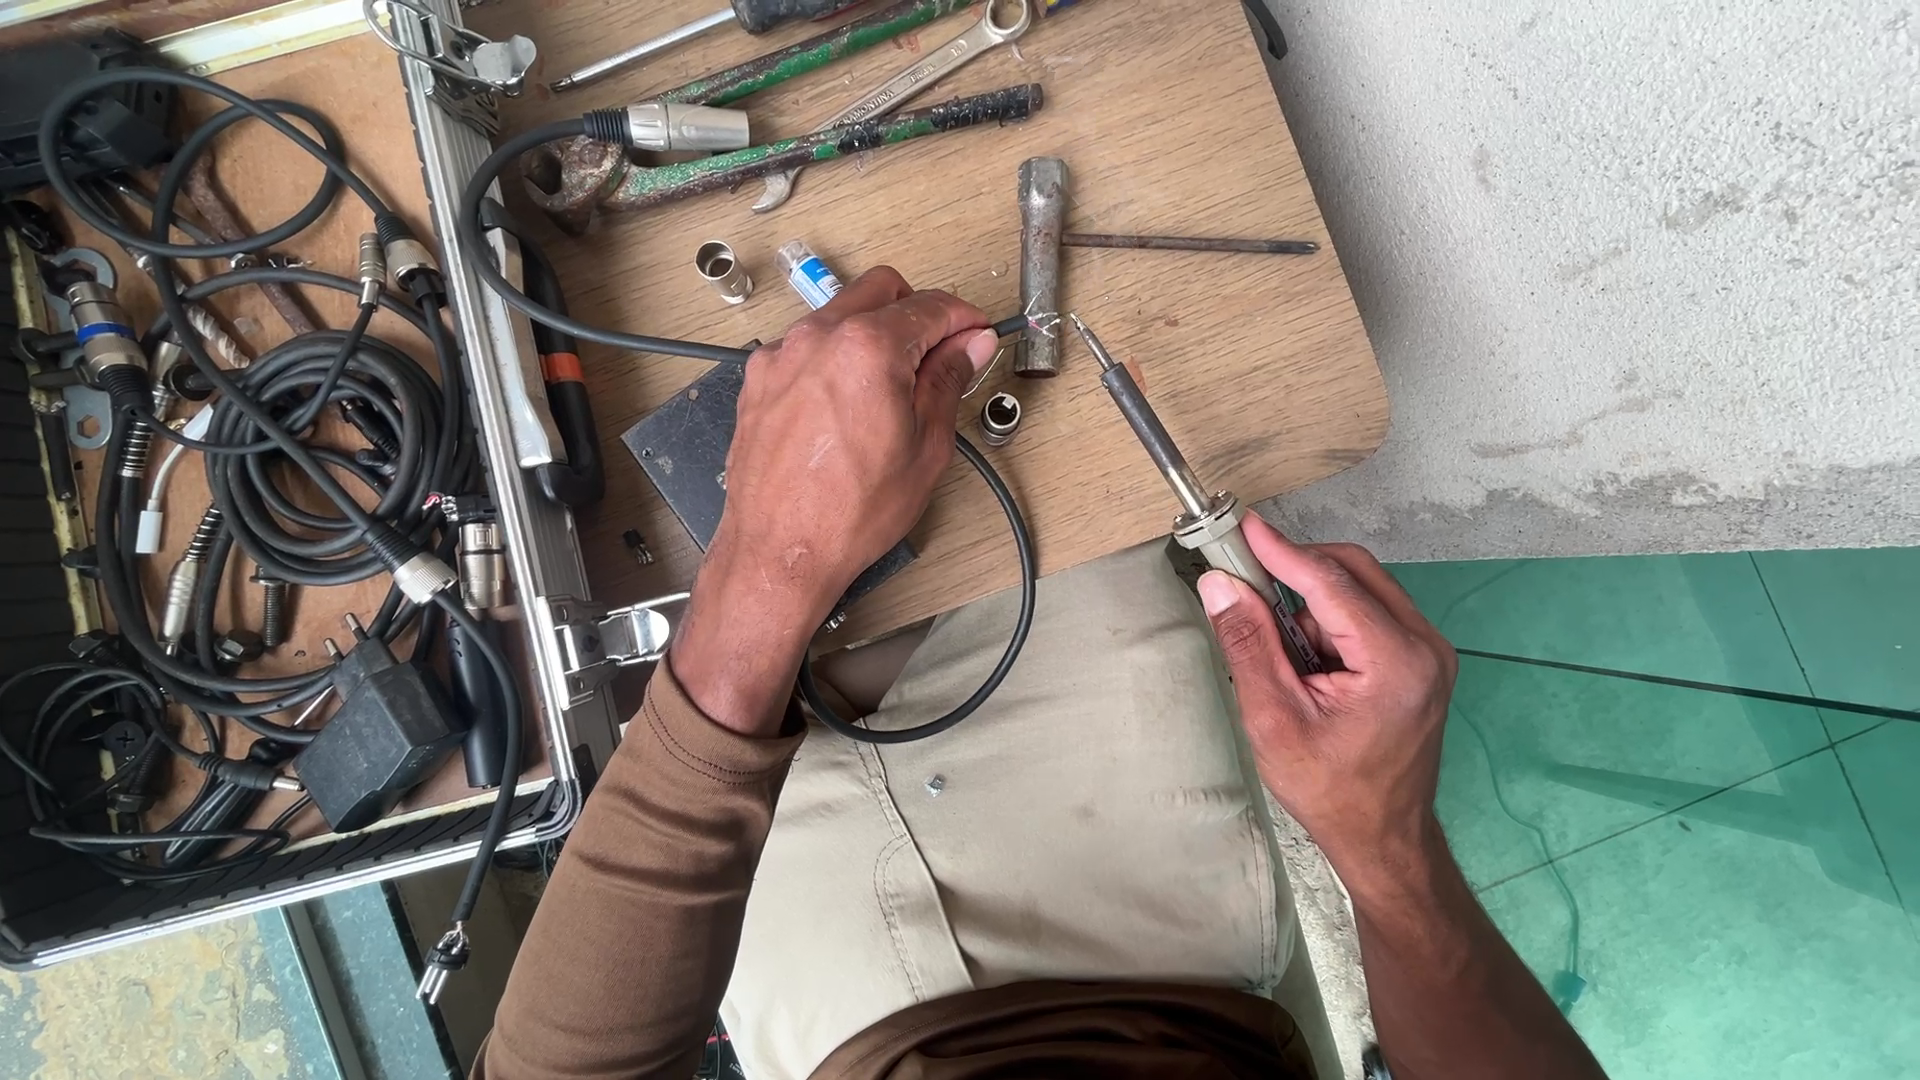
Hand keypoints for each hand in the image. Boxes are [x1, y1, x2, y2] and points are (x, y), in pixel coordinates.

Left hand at [670, 267, 998, 735]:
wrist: (780, 551)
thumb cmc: (849, 513)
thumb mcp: (925, 449)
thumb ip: (948, 382)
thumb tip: (970, 346)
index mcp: (869, 349)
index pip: (931, 307)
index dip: (965, 320)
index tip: (976, 336)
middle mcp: (819, 337)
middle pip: (882, 290)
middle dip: (918, 313)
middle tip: (939, 357)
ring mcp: (782, 354)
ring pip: (841, 312)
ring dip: (875, 333)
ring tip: (891, 388)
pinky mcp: (759, 378)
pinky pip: (808, 345)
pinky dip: (836, 356)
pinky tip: (847, 402)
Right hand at [1196, 515, 1458, 885]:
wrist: (1382, 836)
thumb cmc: (1327, 787)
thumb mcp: (1273, 718)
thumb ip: (1248, 644)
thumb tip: (1219, 583)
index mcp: (1396, 661)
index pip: (1330, 582)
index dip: (1280, 550)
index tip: (1241, 526)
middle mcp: (1424, 644)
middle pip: (1353, 571)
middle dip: (1295, 570)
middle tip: (1246, 582)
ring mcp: (1428, 650)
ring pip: (1358, 587)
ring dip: (1309, 603)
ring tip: (1283, 657)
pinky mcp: (1418, 658)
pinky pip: (1365, 611)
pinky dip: (1326, 621)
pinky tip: (1307, 665)